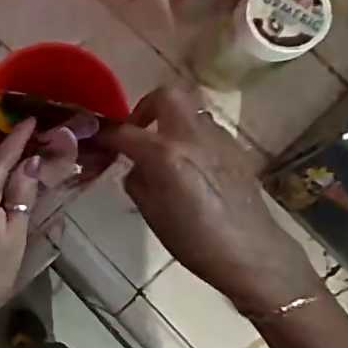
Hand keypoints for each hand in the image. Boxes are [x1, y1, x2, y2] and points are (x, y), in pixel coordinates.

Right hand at [95, 85, 320, 313]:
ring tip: (166, 148)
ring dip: (172, 121)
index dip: (106, 134)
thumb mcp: (151, 213)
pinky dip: (193, 136)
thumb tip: (135, 165)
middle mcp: (191, 135)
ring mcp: (218, 137)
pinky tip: (192, 164)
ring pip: (191, 109)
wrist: (249, 252)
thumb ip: (138, 180)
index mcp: (164, 153)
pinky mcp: (236, 148)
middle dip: (146, 107)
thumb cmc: (193, 241)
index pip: (124, 132)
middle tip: (139, 131)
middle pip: (165, 95)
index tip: (98, 140)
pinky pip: (208, 129)